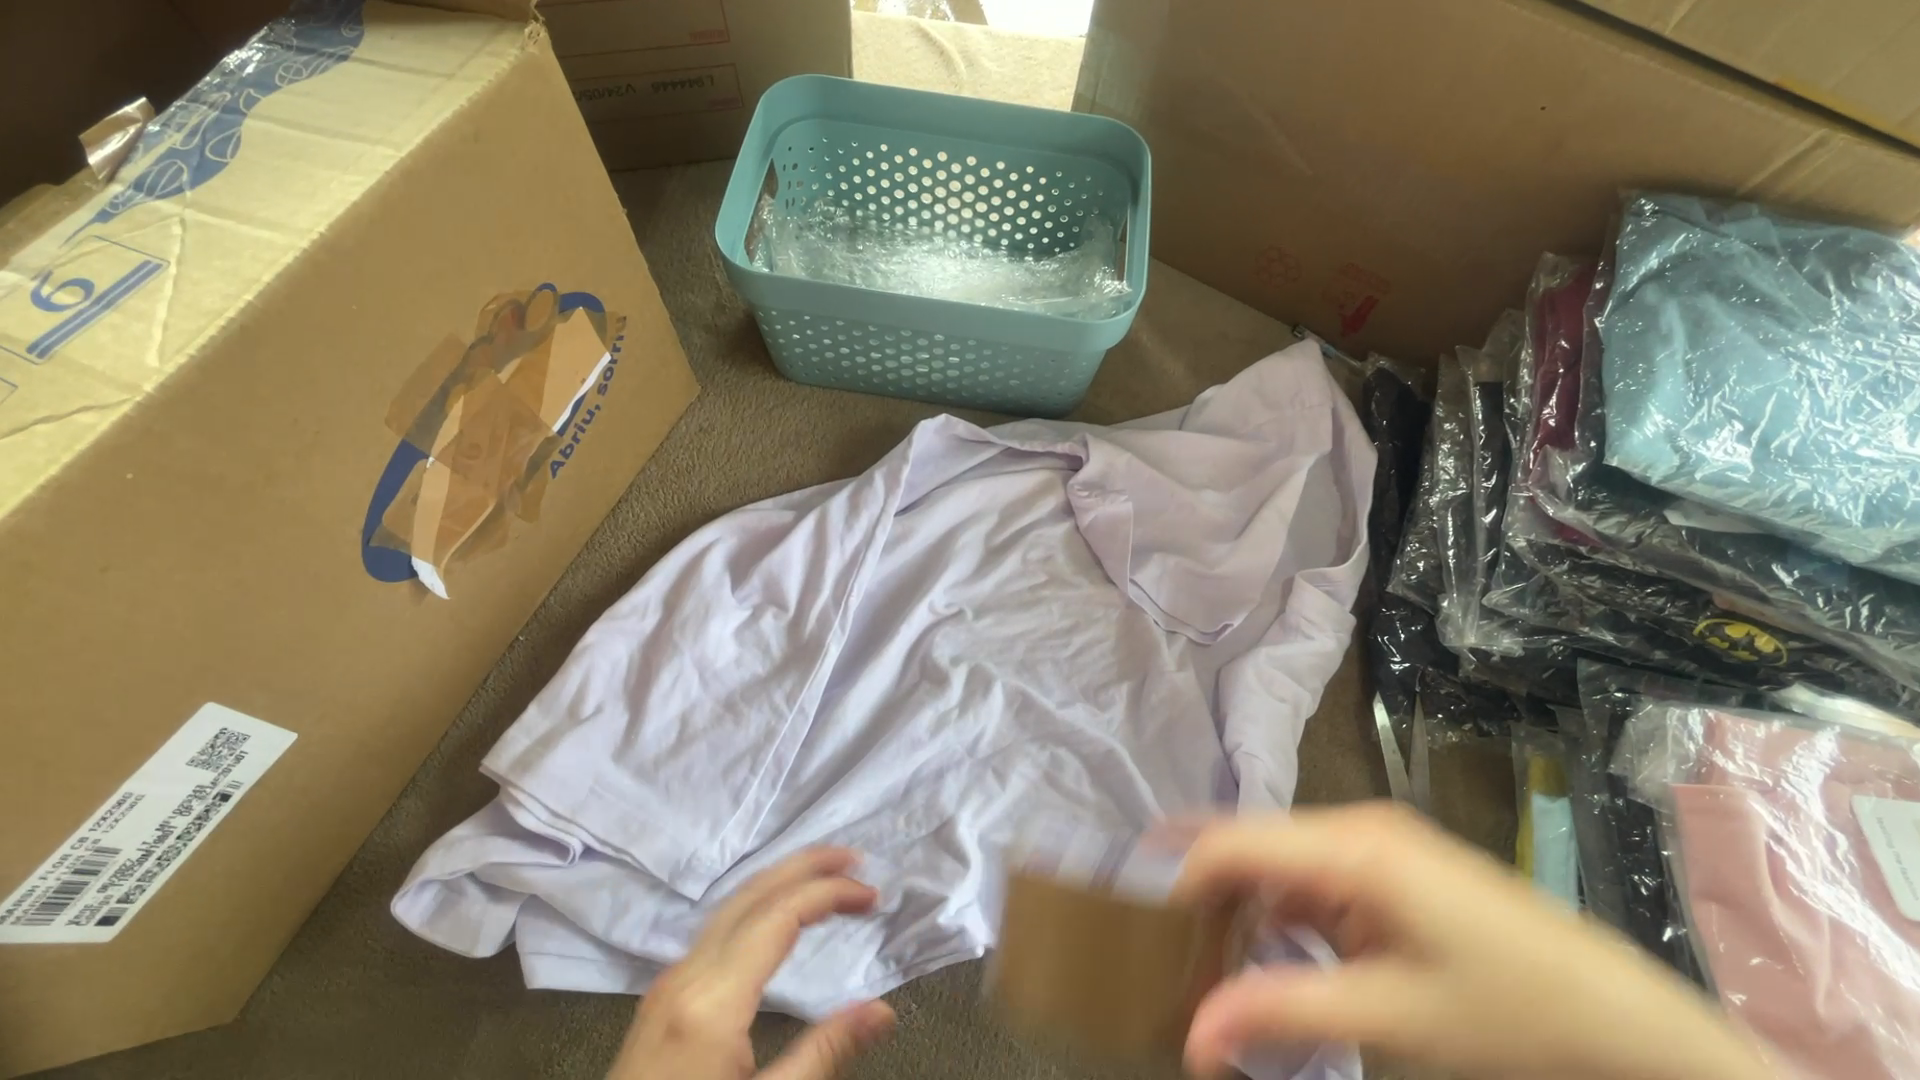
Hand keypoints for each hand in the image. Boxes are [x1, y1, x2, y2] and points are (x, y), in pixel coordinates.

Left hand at [605, 848, 895, 1079]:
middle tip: (854, 858)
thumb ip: (823, 1052)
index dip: (829, 893)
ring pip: (730, 905)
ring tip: (824, 877)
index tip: (871, 895)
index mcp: (713, 998)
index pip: (779, 915)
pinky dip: (758, 905)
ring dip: (781, 881)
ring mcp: (670, 981)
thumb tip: (883, 1011)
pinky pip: (717, 927)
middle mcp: (687, 973)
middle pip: (751, 894)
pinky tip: (776, 917)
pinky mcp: (664, 995)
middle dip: (805, 866)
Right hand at [1173, 803, 1776, 1079]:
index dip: (1180, 881)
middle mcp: (1355, 827)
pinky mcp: (1390, 870)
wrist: (1634, 1025)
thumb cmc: (1514, 1014)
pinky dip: (1279, 912)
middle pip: (1251, 841)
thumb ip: (1284, 1013)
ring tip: (1195, 950)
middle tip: (1155, 941)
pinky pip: (1310, 878)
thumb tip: (1191, 1036)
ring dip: (1238, 901)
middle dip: (1200, 887)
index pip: (1235, 843)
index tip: (1143, 932)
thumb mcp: (1393, 1019)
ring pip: (1277, 860)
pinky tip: (1262, 950)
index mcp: (1352, 846)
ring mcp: (1376, 845)